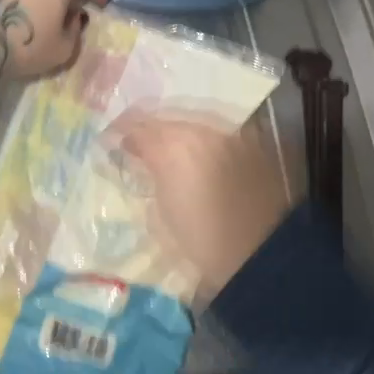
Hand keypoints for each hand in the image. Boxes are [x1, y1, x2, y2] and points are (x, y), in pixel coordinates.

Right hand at [114, 111, 293, 299]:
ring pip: (192, 120)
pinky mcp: (250, 143)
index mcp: (170, 147)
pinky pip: (217, 131)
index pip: (137, 128)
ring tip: (166, 146)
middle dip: (146, 127)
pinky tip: (197, 153)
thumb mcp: (161, 214)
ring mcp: (228, 134)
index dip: (120, 133)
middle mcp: (199, 130)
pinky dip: (202, 138)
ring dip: (175, 130)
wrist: (261, 256)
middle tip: (135, 140)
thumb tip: (140, 160)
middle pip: (164, 117)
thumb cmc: (203, 242)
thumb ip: (148, 175)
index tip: (111, 142)